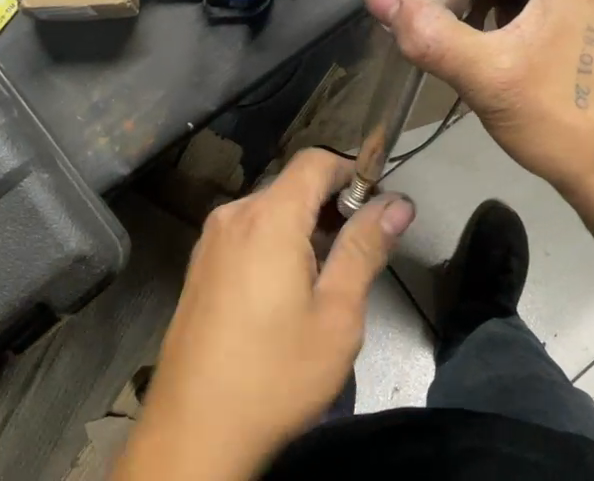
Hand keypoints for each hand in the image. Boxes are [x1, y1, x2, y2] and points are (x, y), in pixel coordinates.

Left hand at [115, 149, 416, 480]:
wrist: (195, 431)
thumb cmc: (275, 374)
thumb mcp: (337, 315)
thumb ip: (365, 249)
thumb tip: (398, 203)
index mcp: (268, 217)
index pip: (315, 161)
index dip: (353, 171)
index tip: (379, 206)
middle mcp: (233, 216)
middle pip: (292, 186)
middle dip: (332, 206)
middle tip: (362, 253)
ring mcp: (210, 242)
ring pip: (269, 212)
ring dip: (305, 229)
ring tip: (329, 281)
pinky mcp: (199, 268)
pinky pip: (247, 236)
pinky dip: (276, 245)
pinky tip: (287, 295)